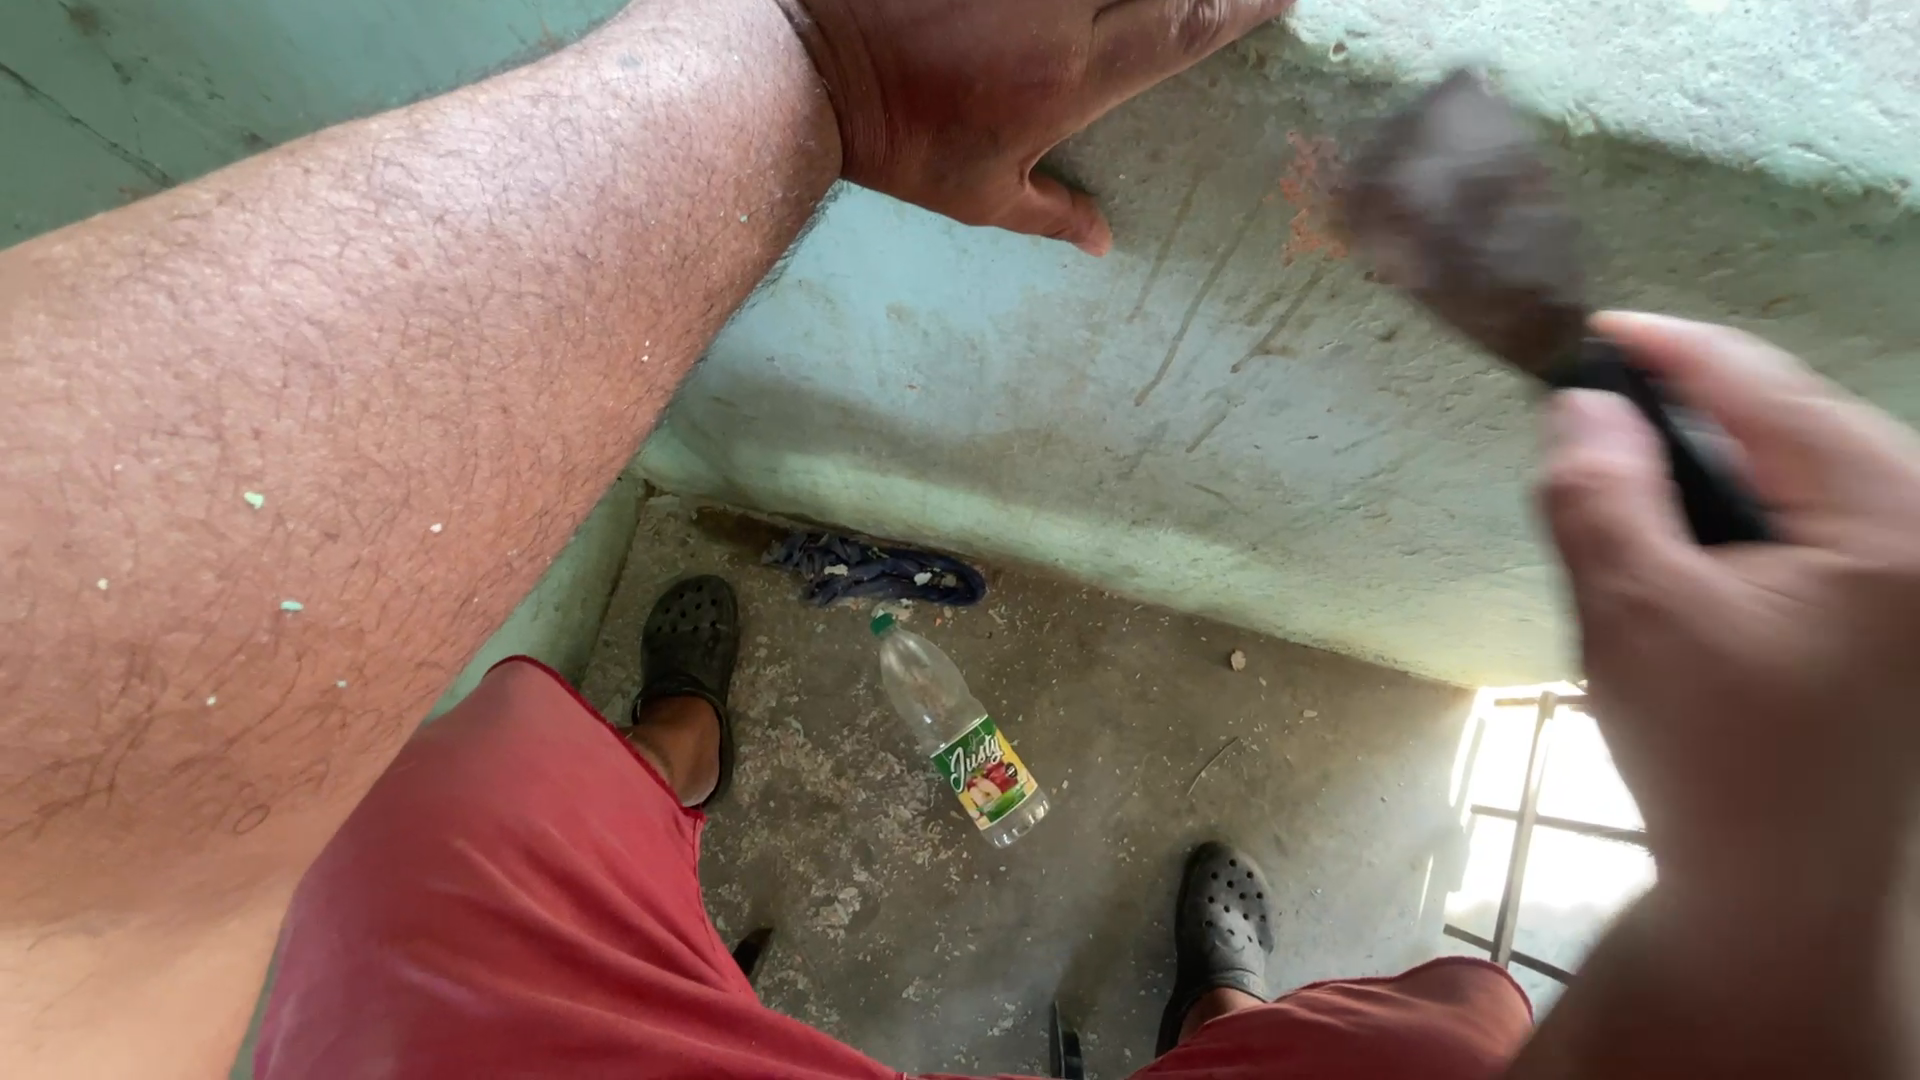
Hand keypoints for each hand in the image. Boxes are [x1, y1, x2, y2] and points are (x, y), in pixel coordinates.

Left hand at [774, 0, 1293, 254]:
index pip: (1183, 28)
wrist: (813, 69)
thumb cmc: (900, 147)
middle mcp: (1061, 7)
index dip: (1243, 4)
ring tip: (1148, 3)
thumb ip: (1050, 215)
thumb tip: (1104, 245)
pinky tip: (1053, 2)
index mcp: (1072, 78)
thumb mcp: (978, 199)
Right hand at [1540, 312, 1919, 878]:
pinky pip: (1797, 522)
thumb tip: (1580, 404)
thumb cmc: (1711, 743)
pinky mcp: (1884, 610)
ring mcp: (1911, 575)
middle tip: (1584, 424)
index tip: (1589, 329)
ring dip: (1696, 464)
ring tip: (1615, 484)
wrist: (1782, 877)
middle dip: (1679, 410)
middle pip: (1787, 425)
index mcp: (1893, 520)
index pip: (1768, 390)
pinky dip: (1721, 511)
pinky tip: (1670, 545)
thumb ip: (1600, 495)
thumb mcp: (1632, 609)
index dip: (1671, 348)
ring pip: (1789, 475)